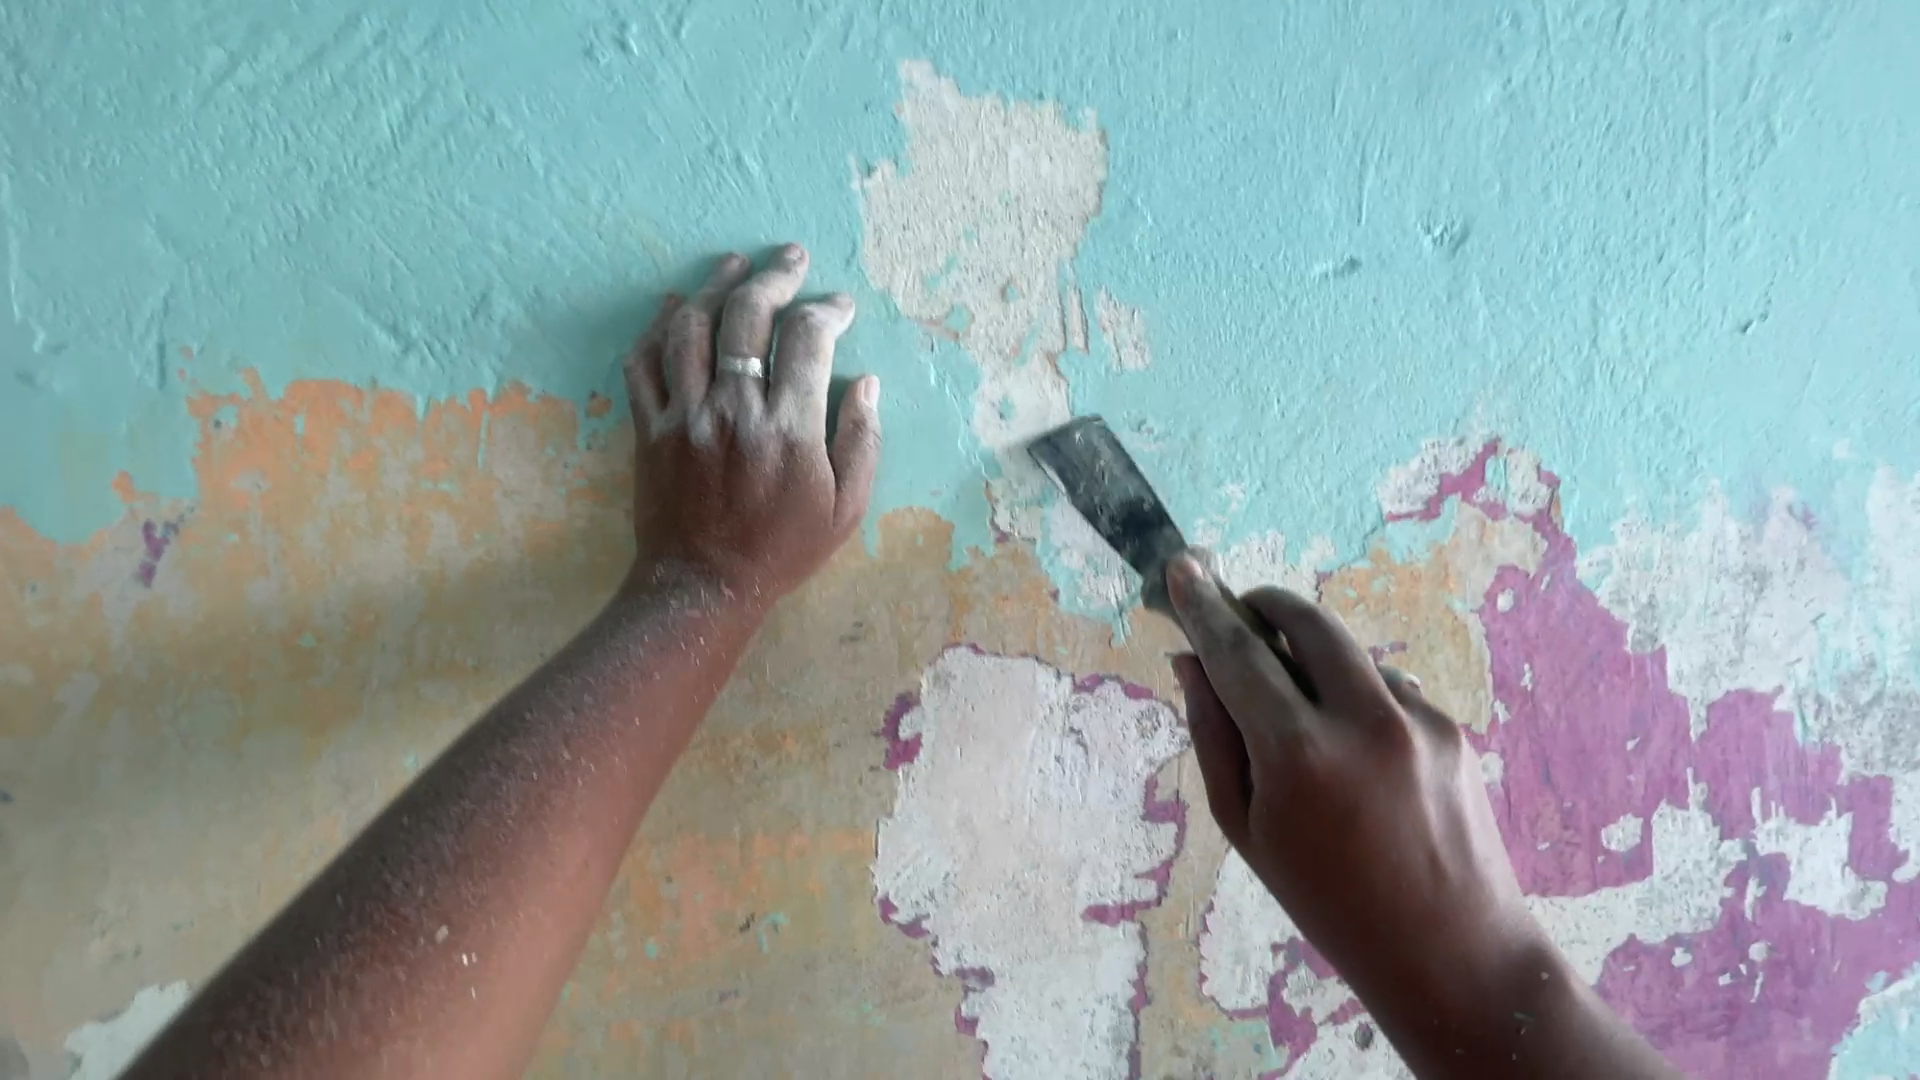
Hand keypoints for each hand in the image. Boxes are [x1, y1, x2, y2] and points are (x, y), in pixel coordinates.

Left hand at [622, 246, 880, 605]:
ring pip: (693, 326)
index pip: (808, 341)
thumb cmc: (783, 549)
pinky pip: (644, 361)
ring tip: (736, 263)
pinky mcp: (650, 427)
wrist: (704, 584)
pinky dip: (657, 327)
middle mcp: (734, 408)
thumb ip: (861, 442)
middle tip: (791, 258)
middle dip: (774, 276)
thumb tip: (867, 383)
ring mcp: (685, 414)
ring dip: (717, 285)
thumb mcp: (846, 509)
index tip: (840, 307)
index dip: (827, 311)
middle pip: (748, 316)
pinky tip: (676, 305)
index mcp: (788, 428)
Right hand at [1165, 553, 1543, 1008]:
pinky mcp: (1454, 727)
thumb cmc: (1323, 898)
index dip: (1204, 607)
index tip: (1182, 568)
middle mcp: (1365, 721)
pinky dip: (1355, 696)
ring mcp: (1420, 720)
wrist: (1454, 955)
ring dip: (1313, 660)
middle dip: (1267, 603)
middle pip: (1308, 621)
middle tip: (1243, 612)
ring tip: (1305, 717)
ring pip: (1348, 653)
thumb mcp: (1242, 824)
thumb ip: (1212, 733)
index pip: (1238, 654)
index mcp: (1299, 754)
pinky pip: (1385, 686)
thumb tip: (1190, 662)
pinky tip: (1357, 751)